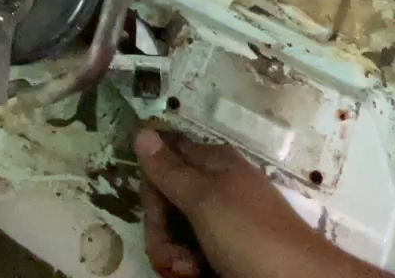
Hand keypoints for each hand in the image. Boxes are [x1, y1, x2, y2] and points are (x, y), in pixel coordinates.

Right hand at [136, 128, 386, 277]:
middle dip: (161, 231)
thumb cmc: (253, 237)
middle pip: (165, 200)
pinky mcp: (226, 255)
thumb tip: (142, 131)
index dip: (151, 183)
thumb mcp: (205, 200)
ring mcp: (221, 224)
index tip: (153, 208)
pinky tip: (199, 276)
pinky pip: (192, 255)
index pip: (163, 156)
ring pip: (175, 233)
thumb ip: (169, 170)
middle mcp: (214, 187)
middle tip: (174, 256)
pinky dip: (188, 268)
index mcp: (211, 162)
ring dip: (173, 257)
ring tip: (191, 273)